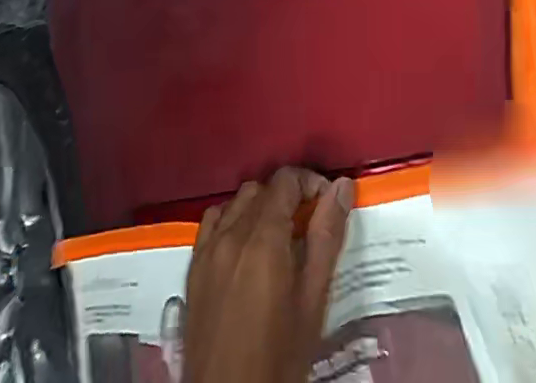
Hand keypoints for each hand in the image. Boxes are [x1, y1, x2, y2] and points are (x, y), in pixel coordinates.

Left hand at [181, 168, 355, 382]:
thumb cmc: (280, 354)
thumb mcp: (314, 299)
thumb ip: (327, 237)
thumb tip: (341, 188)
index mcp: (263, 239)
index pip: (285, 181)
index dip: (311, 183)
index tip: (328, 202)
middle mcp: (231, 233)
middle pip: (262, 188)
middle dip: (289, 195)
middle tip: (311, 223)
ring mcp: (208, 246)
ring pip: (237, 201)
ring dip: (262, 206)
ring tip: (282, 235)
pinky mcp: (194, 263)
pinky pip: (213, 220)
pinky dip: (233, 218)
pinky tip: (246, 242)